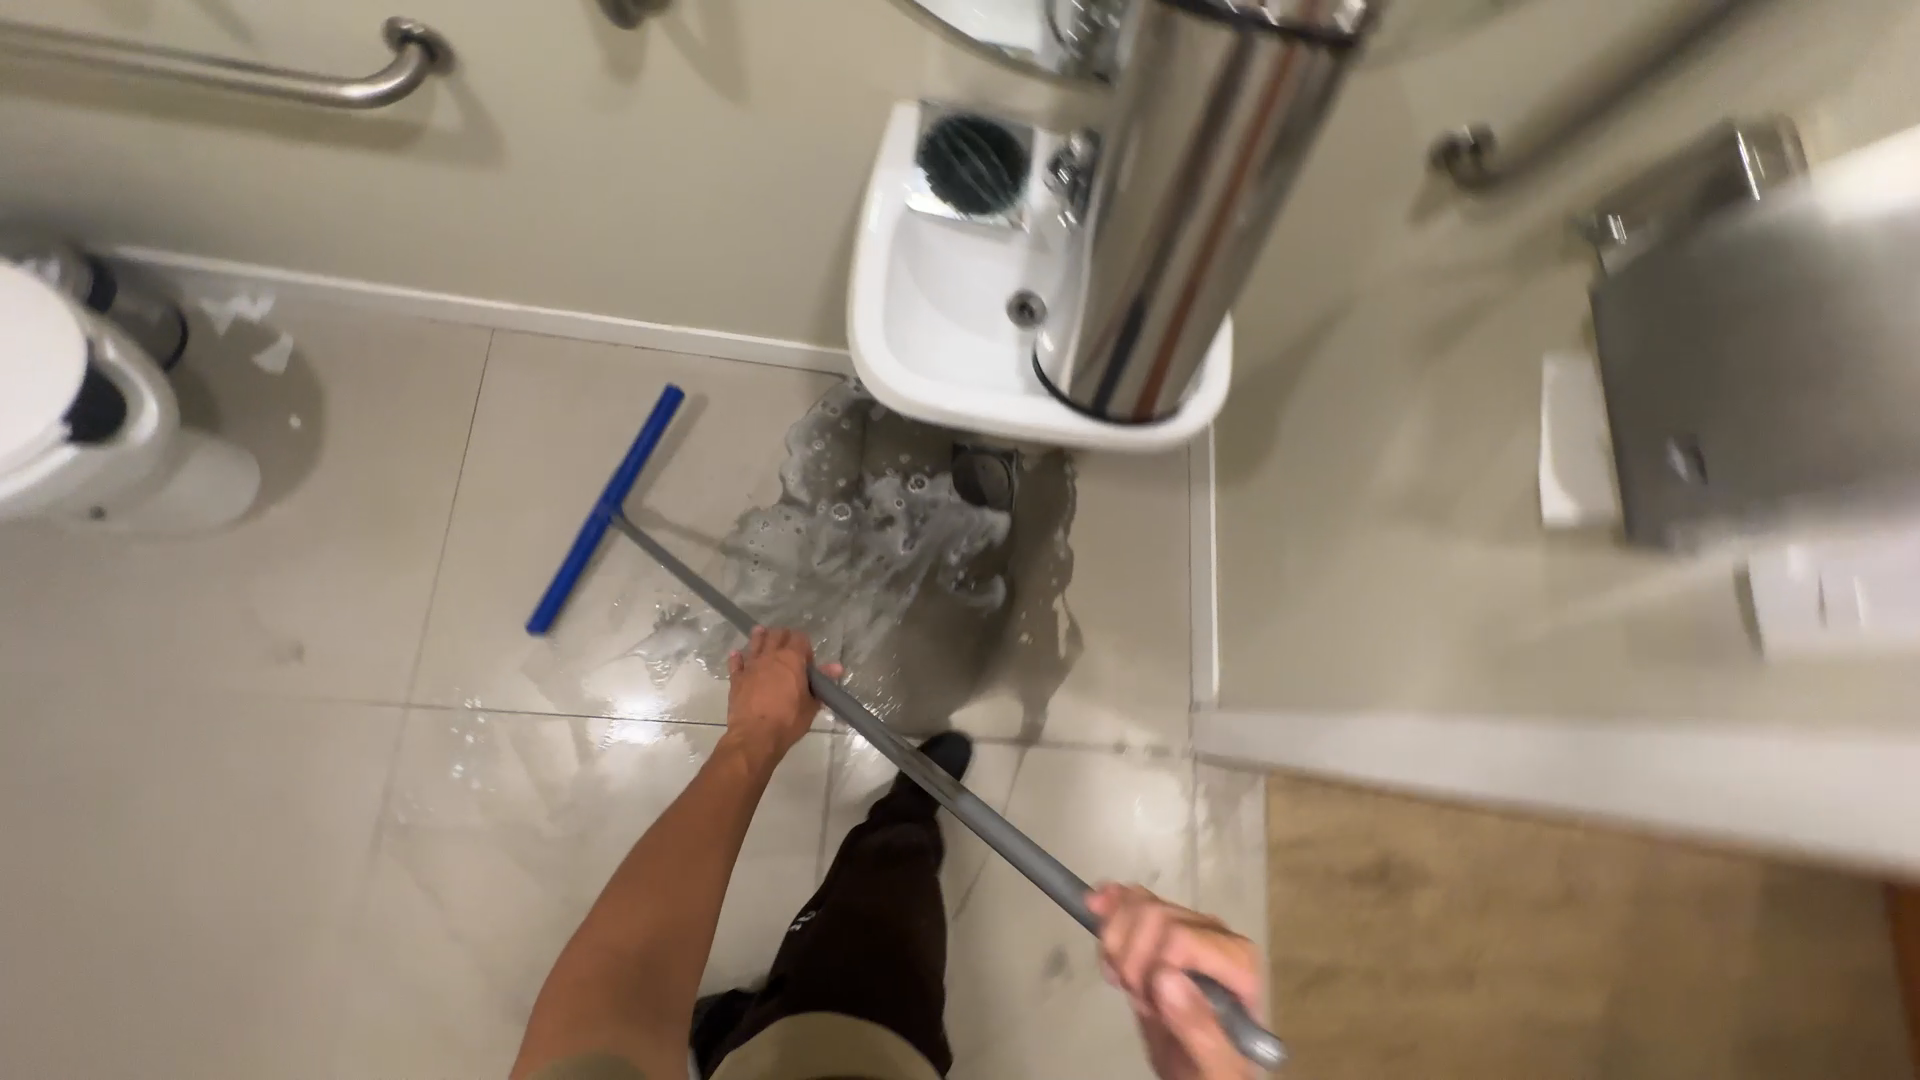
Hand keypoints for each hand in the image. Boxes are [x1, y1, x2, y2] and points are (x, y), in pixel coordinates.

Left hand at [724, 627, 841, 762]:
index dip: (805, 646)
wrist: (756, 736)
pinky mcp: (736, 679)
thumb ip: (822, 682)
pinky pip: (736, 663)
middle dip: (784, 637)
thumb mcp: (812, 703)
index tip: (807, 662)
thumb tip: (837, 667)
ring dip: (760, 637)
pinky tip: (736, 655)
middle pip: (776, 634)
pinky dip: (737, 658)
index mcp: (792, 659)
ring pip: (755, 643)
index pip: (800, 638)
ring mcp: (751, 666)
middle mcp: (770, 656)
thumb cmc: (789, 721)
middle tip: (788, 647)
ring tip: (761, 633)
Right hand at [1091, 884, 1265, 1079]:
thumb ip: (1198, 1028)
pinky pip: (1134, 897)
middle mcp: (1218, 933)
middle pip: (1155, 915)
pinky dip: (1111, 902)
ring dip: (1116, 940)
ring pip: (1139, 902)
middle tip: (1137, 998)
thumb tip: (1165, 976)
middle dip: (1131, 958)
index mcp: (1238, 962)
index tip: (1148, 1004)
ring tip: (1128, 980)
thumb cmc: (1213, 1070)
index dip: (1150, 966)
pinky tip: (1095, 908)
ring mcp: (1189, 923)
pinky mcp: (1165, 922)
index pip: (1179, 937)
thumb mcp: (1214, 1068)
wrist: (1200, 1068)